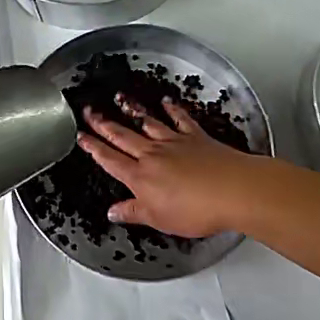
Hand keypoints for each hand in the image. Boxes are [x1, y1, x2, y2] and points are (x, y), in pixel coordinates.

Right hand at [77, 96, 268, 237]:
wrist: (237, 191)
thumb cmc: (198, 209)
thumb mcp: (159, 219)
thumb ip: (134, 212)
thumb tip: (113, 213)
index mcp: (139, 176)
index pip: (109, 159)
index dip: (93, 148)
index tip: (81, 137)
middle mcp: (152, 155)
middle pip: (122, 136)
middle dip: (103, 124)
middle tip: (89, 111)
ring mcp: (175, 143)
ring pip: (147, 124)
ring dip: (131, 111)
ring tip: (120, 100)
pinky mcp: (197, 138)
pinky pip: (181, 120)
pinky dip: (172, 109)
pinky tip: (166, 102)